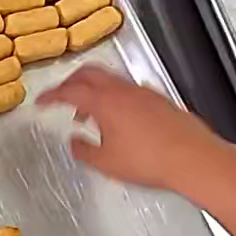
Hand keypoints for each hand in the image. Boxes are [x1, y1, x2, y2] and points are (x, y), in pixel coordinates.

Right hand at [39, 66, 234, 194]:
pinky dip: (113, 97)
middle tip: (60, 97)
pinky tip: (116, 118)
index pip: (69, 91)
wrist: (194, 160)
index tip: (41, 101)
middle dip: (70, 84)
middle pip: (88, 73)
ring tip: (88, 112)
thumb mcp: (105, 162)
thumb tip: (75, 142)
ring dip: (93, 91)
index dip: (50, 96)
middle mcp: (124, 91)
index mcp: (105, 102)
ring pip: (110, 80)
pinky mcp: (159, 100)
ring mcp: (144, 92)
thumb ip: (83, 149)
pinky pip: (127, 89)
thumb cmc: (153, 160)